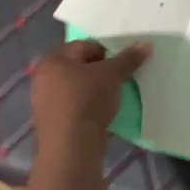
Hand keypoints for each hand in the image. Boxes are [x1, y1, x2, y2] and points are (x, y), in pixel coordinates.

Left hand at [30, 40, 150, 156]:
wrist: (71, 146)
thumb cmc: (87, 100)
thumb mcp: (112, 75)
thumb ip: (128, 58)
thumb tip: (146, 43)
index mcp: (53, 59)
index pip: (85, 45)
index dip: (107, 51)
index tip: (124, 63)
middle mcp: (44, 77)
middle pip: (80, 67)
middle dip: (102, 71)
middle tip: (121, 79)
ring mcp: (46, 101)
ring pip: (78, 88)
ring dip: (96, 90)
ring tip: (115, 97)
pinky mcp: (53, 121)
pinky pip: (76, 106)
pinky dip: (89, 107)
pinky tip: (104, 113)